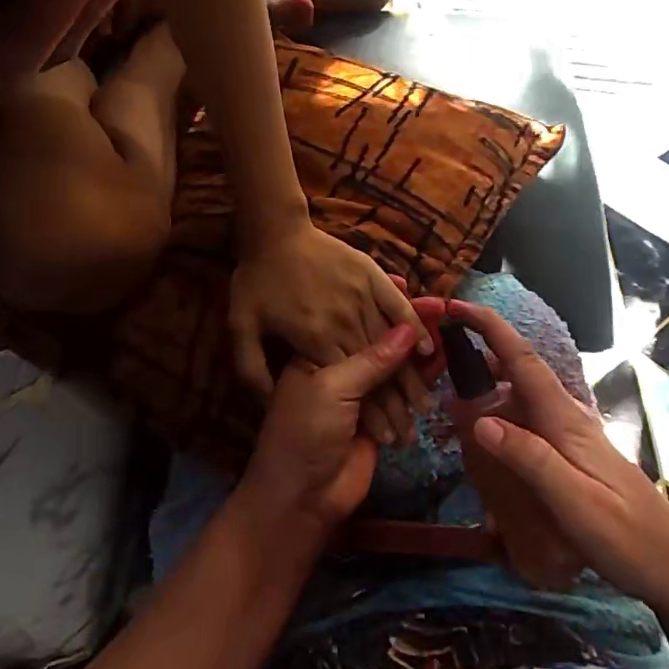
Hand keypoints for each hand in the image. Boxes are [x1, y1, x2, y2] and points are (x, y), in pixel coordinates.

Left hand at [229, 225, 434, 446]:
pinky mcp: (370, 278)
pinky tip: (428, 348)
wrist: (272, 231)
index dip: (375, 413)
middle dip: (400, 403)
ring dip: (411, 376)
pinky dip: (414, 327)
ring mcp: (359, 299)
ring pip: (391, 345)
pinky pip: (397, 307)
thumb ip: (252, 370)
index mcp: (313, 341)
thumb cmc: (254, 282)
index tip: (391, 437)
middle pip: (377, 369)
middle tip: (418, 427)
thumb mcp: (240, 329)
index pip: (351, 383)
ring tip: (426, 401)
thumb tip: (267, 401)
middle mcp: (341, 323)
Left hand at [236, 320, 421, 530]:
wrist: (303, 498)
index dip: (387, 315)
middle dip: (407, 338)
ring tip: (445, 345)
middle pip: (377, 347)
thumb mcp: (333, 388)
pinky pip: (399, 400)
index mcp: (315, 354)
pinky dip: (417, 391)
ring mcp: (356, 398)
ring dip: (416, 365)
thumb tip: (409, 329)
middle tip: (441, 317)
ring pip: (392, 374)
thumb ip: (372, 360)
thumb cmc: (305, 432)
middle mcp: (336, 371)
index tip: (422, 302)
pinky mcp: (376, 422)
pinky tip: (439, 374)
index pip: (355, 324)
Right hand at [448, 299, 668, 603]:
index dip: (489, 327)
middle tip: (436, 365)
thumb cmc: (628, 536)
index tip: (456, 306)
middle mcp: (565, 418)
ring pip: (518, 400)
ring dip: (484, 393)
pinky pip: (524, 427)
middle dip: (477, 358)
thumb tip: (479, 420)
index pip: (522, 360)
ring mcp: (568, 438)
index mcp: (565, 419)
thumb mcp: (576, 502)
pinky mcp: (568, 458)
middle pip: (516, 373)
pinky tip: (482, 454)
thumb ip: (530, 459)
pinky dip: (497, 425)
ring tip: (448, 409)